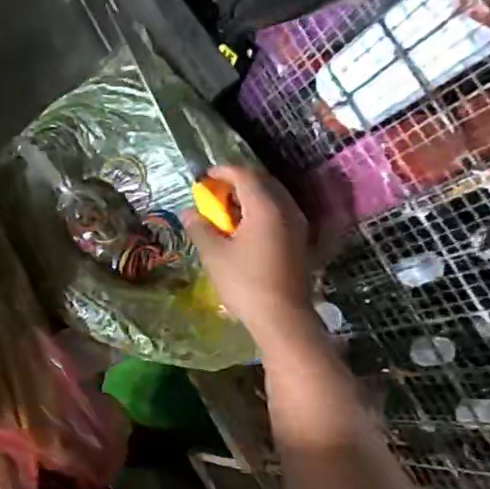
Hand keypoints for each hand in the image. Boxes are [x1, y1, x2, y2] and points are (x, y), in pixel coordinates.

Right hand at [184, 165, 315, 339]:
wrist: (282, 316)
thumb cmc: (244, 283)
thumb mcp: (214, 255)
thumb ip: (200, 228)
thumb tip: (189, 212)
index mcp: (265, 208)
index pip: (245, 176)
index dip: (223, 172)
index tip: (204, 177)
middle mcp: (286, 209)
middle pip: (262, 183)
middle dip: (237, 182)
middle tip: (214, 193)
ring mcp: (297, 225)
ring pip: (273, 198)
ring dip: (249, 198)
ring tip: (226, 210)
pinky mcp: (300, 240)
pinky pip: (278, 213)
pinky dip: (259, 211)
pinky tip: (244, 228)